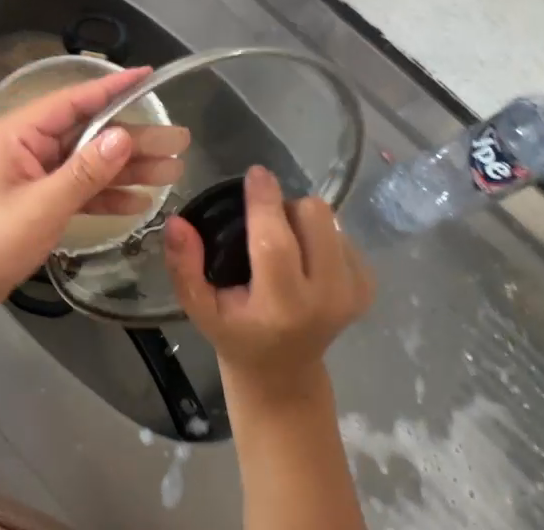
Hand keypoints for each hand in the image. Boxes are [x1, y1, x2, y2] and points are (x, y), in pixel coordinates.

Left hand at [0, 67, 189, 315]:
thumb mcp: (42, 205)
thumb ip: (86, 171)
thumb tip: (124, 136)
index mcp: (18, 133)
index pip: (73, 101)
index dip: (112, 88)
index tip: (148, 76)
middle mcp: (27, 146)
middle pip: (88, 133)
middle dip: (133, 138)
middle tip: (179, 140)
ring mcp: (33, 173)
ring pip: (89, 162)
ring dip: (127, 168)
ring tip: (173, 170)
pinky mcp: (38, 199)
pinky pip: (79, 188)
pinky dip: (107, 194)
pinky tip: (140, 199)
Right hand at [164, 165, 374, 400]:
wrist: (283, 371)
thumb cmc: (234, 332)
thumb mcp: (197, 306)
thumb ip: (183, 265)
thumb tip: (176, 221)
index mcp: (281, 306)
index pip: (275, 243)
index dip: (265, 203)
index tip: (255, 173)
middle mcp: (326, 298)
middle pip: (315, 217)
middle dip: (285, 207)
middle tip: (264, 223)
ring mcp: (353, 292)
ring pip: (331, 220)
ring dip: (302, 220)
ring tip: (284, 242)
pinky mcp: (367, 286)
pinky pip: (343, 234)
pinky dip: (320, 235)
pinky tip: (304, 257)